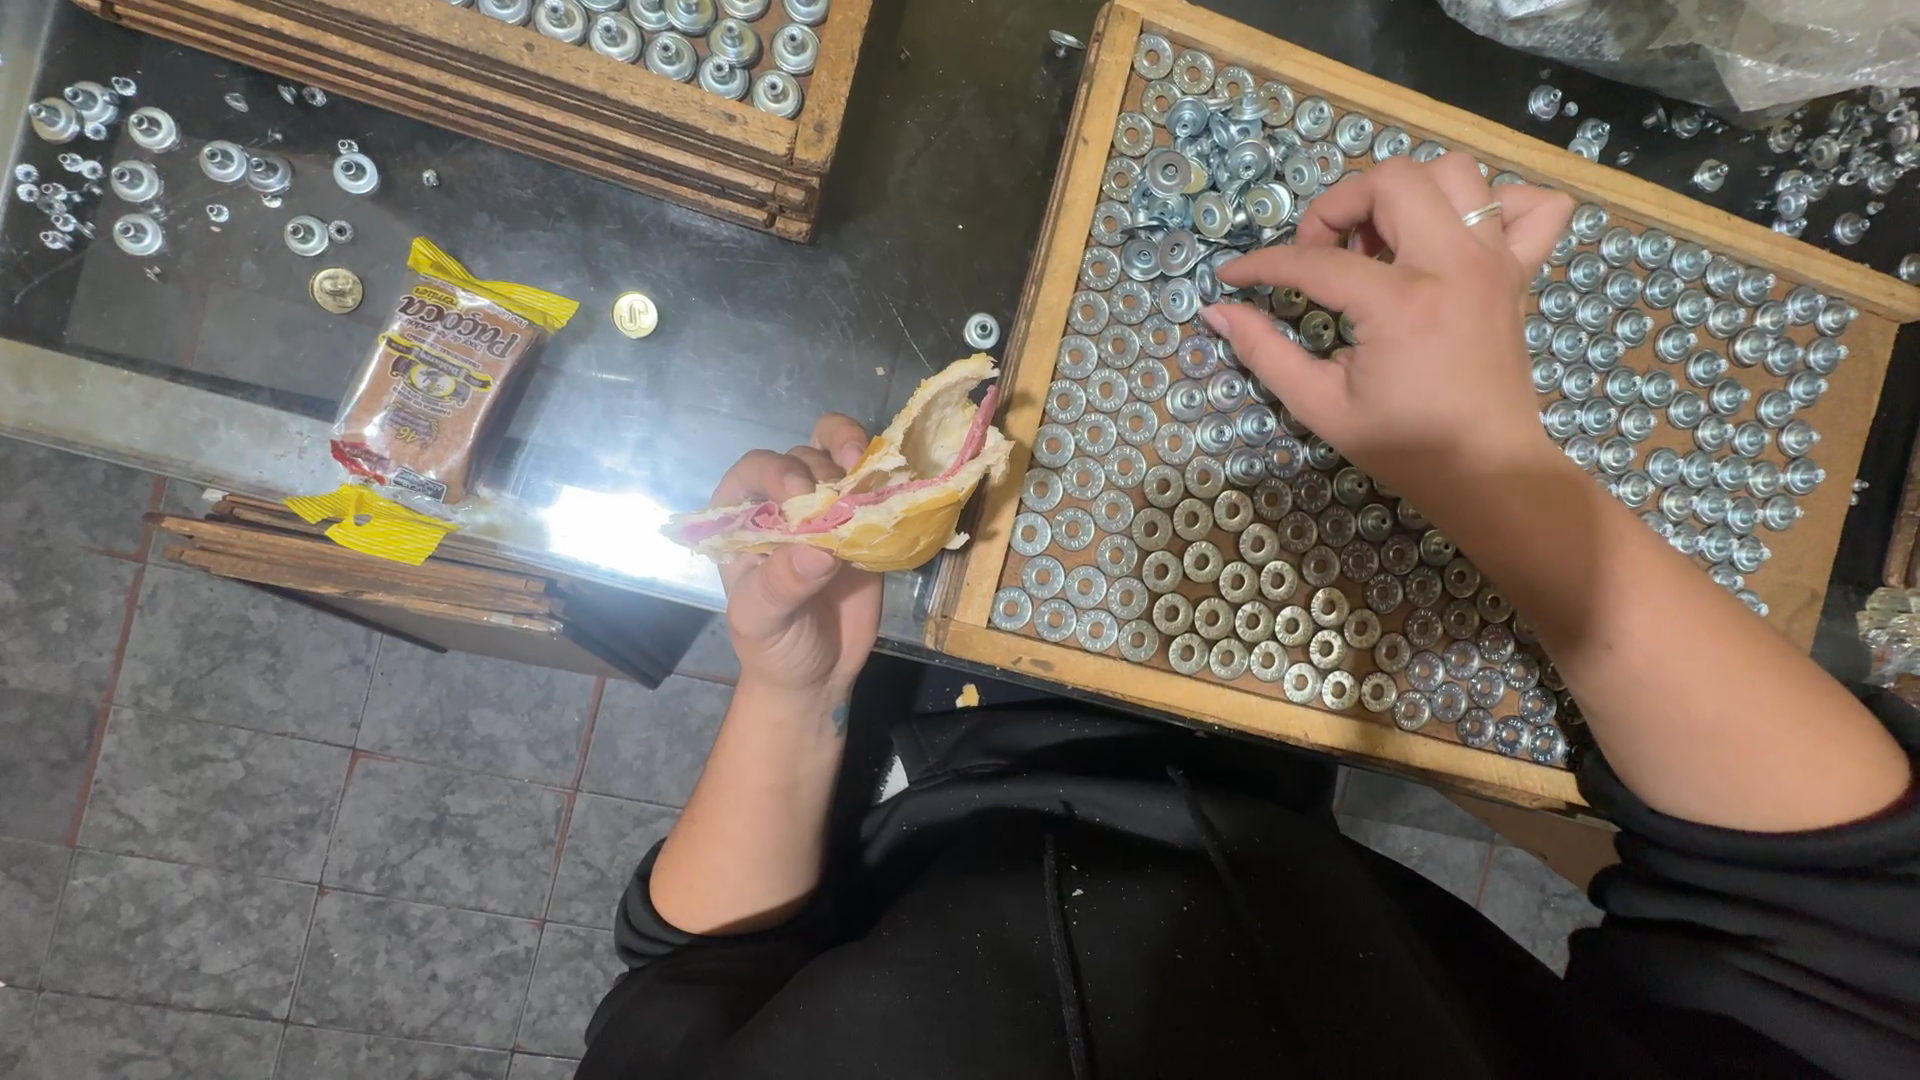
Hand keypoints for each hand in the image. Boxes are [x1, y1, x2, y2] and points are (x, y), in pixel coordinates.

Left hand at [709, 414, 881, 698]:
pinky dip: (886, 482)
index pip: (755, 471)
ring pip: (838, 461)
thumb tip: (818, 550)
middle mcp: (785, 505)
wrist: (818, 676)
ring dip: (854, 455)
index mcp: (744, 519)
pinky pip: (876, 492)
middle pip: (802, 457)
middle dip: (821, 463)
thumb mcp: (762, 621)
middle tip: (839, 486)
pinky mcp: (865, 528)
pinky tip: (896, 487)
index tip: (799, 492)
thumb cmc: (774, 646)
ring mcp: (828, 512)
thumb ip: (781, 585)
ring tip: (868, 473)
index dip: (776, 470)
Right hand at [1201, 154, 1574, 509]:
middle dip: (1338, 205)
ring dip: (1404, 196)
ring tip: (1378, 244)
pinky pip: (1528, 205)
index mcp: (1400, 303)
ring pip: (1456, 174)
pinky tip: (1450, 241)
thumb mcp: (1317, 404)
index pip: (1315, 262)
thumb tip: (1218, 312)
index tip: (1233, 276)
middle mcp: (1454, 263)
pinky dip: (1489, 206)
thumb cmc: (1398, 442)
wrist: (1482, 467)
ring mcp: (1495, 261)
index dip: (1262, 265)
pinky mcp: (1519, 271)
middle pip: (1393, 180)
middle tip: (1318, 254)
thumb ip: (1264, 352)